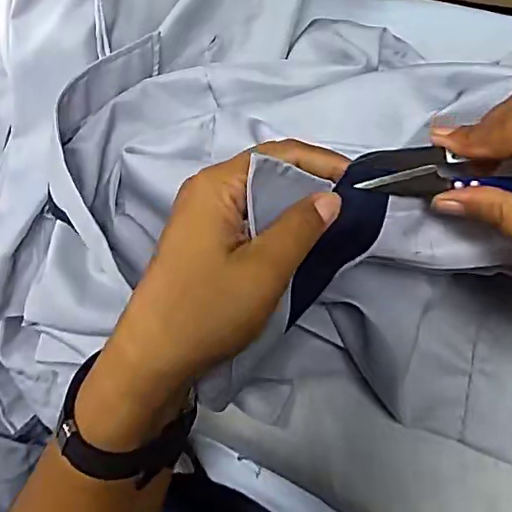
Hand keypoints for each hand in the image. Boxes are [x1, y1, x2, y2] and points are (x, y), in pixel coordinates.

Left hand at [76, 141, 344, 448]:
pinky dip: (274, 217)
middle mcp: (205, 188)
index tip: (358, 178)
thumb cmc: (207, 308)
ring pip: (256, 192)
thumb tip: (331, 195)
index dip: (319, 160)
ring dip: (292, 200)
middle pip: (265, 168)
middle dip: (308, 178)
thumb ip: (300, 227)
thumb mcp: (264, 269)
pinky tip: (298, 235)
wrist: (153, 357)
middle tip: (352, 198)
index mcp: (215, 184)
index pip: (275, 154)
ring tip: (333, 215)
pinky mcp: (202, 235)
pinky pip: (246, 212)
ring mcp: (201, 212)